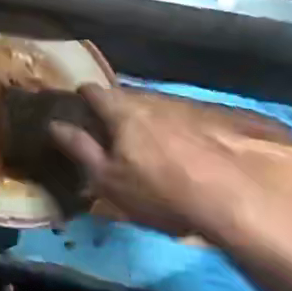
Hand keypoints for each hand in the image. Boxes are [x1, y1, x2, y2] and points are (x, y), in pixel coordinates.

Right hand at [47, 84, 291, 254]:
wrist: (237, 199)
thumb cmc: (159, 191)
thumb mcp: (107, 179)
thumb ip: (78, 148)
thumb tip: (54, 124)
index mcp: (122, 110)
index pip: (94, 91)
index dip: (82, 97)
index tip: (78, 108)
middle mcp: (153, 99)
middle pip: (126, 94)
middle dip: (115, 107)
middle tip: (110, 128)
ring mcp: (186, 107)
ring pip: (155, 105)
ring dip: (146, 116)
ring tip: (144, 139)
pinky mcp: (216, 119)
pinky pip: (181, 116)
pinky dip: (172, 126)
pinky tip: (178, 147)